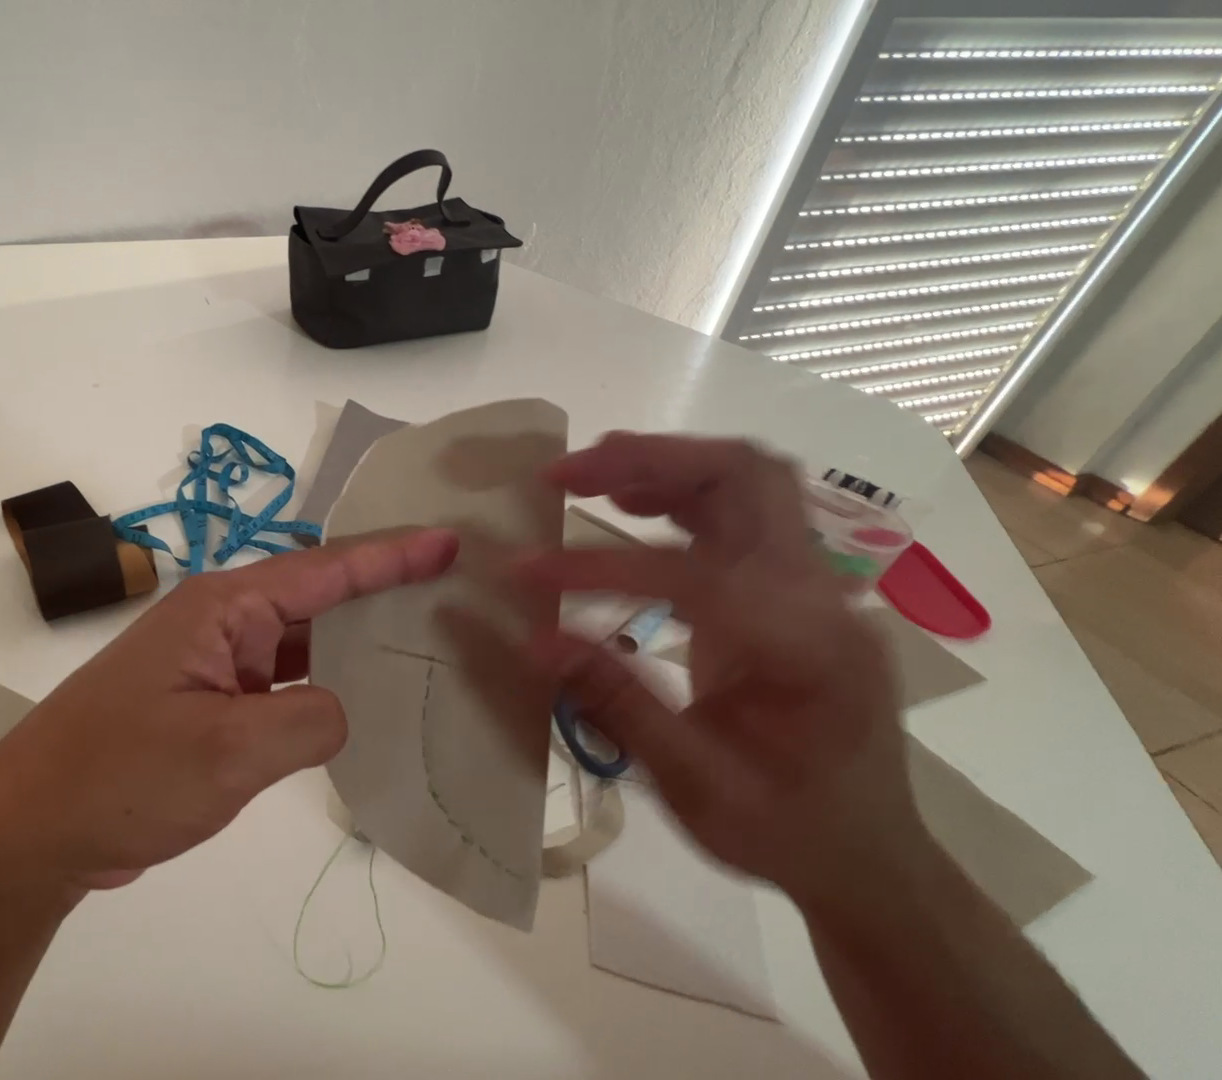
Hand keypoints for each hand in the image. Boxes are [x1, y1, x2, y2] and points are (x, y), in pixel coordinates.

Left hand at [0, 529, 459, 891]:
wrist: (33, 829)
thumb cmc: (122, 776)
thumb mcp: (227, 751)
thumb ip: (308, 721)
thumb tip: (337, 710)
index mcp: (223, 608)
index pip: (324, 569)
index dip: (391, 556)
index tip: (449, 543)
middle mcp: (220, 624)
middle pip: (316, 599)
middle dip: (382, 594)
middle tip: (455, 594)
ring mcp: (211, 668)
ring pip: (300, 647)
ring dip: (355, 649)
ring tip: (427, 649)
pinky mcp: (206, 710)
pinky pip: (279, 689)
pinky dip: (320, 695)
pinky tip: (362, 713)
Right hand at [517, 433, 927, 907]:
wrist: (870, 857)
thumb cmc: (786, 830)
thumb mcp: (695, 785)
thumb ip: (617, 703)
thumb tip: (536, 641)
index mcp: (805, 647)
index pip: (692, 574)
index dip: (598, 567)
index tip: (524, 571)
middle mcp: (822, 597)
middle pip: (747, 479)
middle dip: (651, 461)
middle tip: (565, 473)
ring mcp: (817, 588)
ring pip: (749, 483)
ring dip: (666, 466)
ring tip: (587, 475)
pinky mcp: (798, 593)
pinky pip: (745, 515)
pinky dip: (684, 494)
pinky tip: (632, 507)